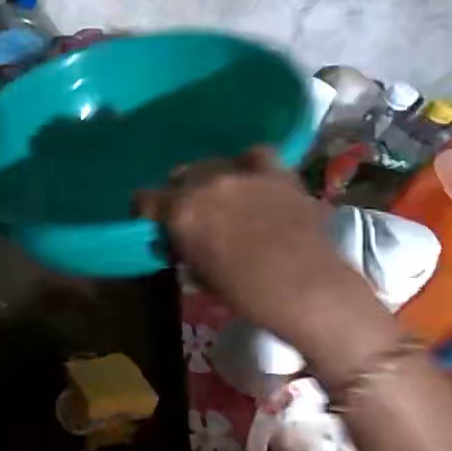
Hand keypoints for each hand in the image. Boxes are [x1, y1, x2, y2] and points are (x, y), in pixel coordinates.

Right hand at [137, 148, 399, 379]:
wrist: (307, 289)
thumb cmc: (247, 294)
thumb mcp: (200, 276)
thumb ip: (183, 249)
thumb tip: (179, 241)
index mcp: (180, 213)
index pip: (144, 199)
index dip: (146, 213)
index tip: (155, 225)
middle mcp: (204, 184)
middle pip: (177, 177)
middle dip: (180, 196)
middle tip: (193, 218)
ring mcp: (241, 173)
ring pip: (211, 164)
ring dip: (210, 181)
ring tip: (224, 200)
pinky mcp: (275, 171)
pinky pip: (252, 156)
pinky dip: (247, 166)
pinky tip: (252, 182)